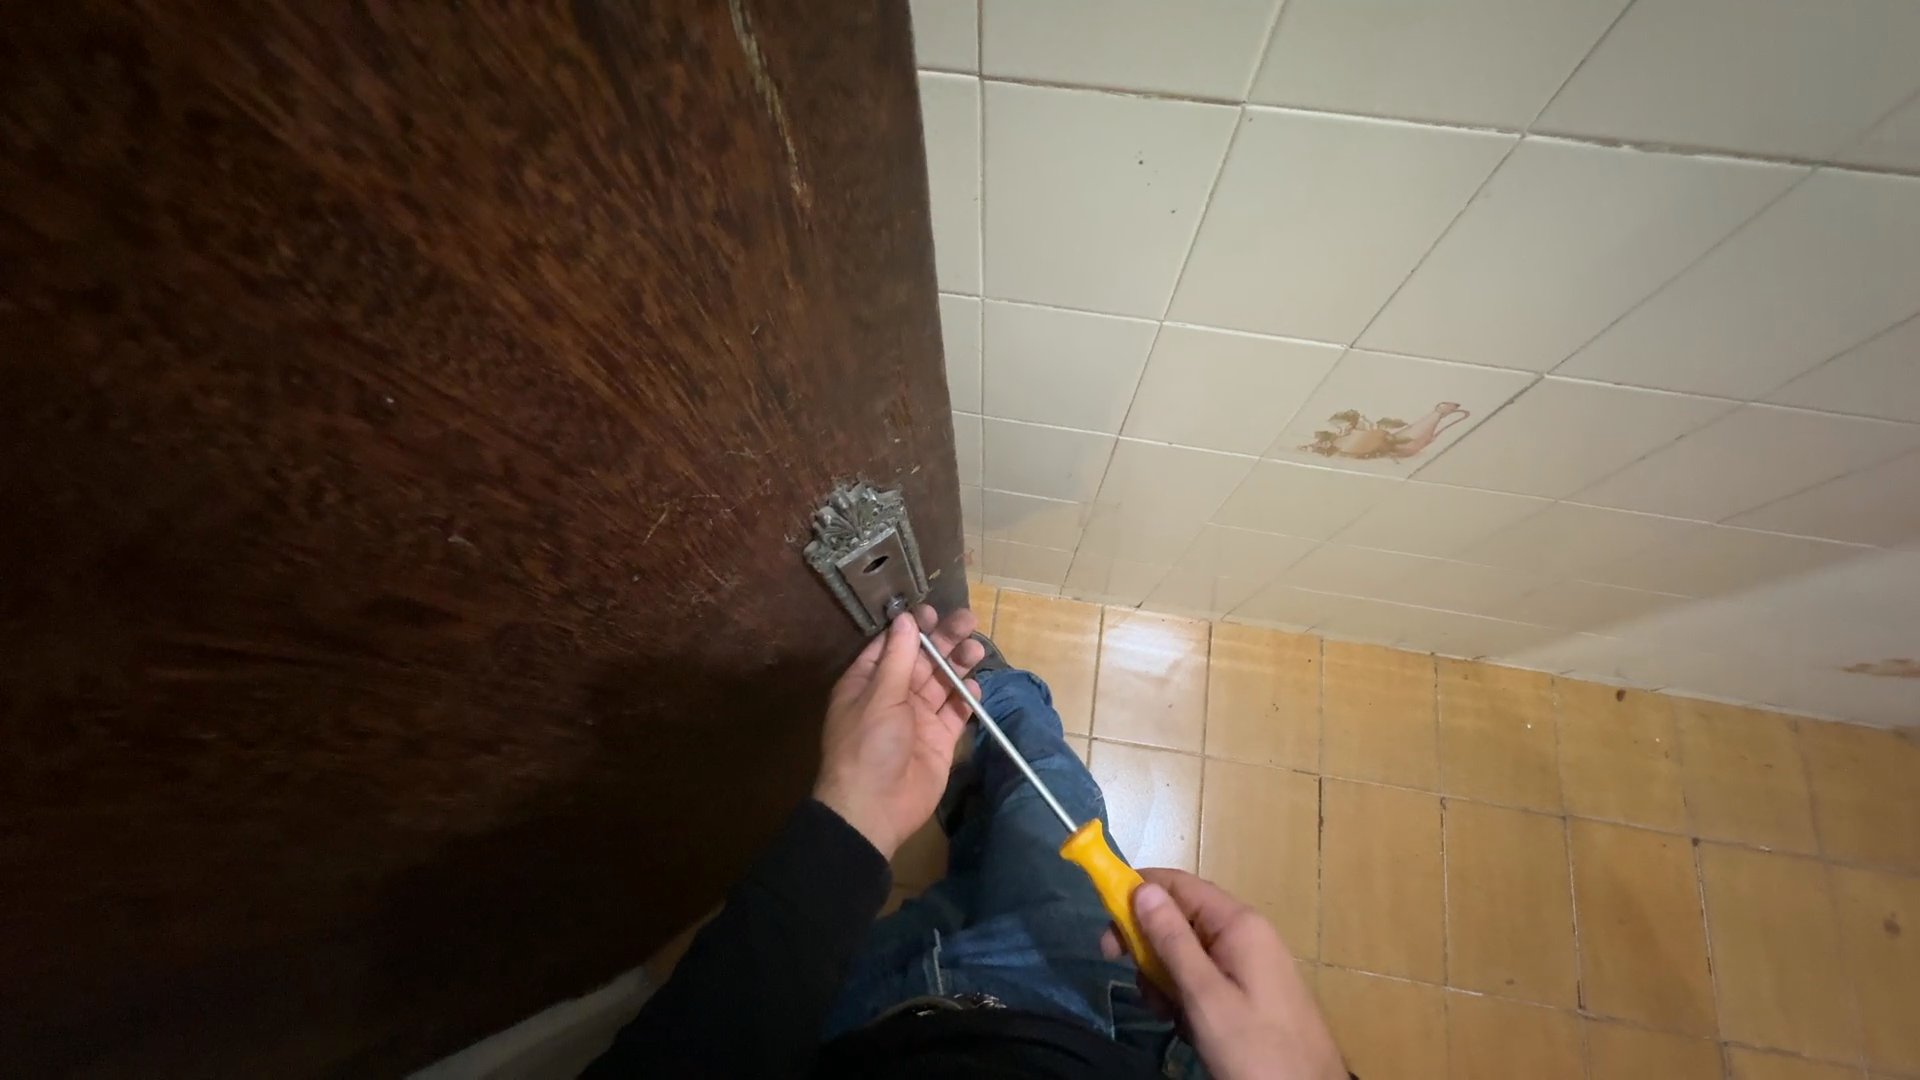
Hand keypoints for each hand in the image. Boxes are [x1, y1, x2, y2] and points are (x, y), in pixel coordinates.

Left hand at [813, 605, 984, 859]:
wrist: (874, 809)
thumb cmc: (868, 745)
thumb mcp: (879, 696)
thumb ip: (898, 657)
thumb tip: (906, 619)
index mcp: (868, 683)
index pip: (892, 645)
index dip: (912, 627)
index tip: (932, 611)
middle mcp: (893, 696)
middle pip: (923, 660)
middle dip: (943, 640)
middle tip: (968, 620)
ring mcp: (917, 718)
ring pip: (941, 683)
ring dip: (957, 664)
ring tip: (976, 648)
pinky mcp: (939, 740)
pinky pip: (955, 712)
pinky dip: (965, 698)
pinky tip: (974, 685)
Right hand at [1103, 869, 1344, 1079]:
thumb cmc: (1256, 1050)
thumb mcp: (1205, 996)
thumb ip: (1171, 940)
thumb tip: (1142, 888)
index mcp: (1237, 922)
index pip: (1177, 884)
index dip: (1137, 893)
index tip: (1105, 920)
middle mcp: (1244, 932)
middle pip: (1180, 915)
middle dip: (1147, 940)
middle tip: (1117, 966)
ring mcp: (1249, 962)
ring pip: (1187, 948)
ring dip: (1163, 972)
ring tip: (1162, 1009)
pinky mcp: (1250, 990)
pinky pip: (1204, 973)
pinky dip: (1184, 990)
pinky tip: (1181, 1020)